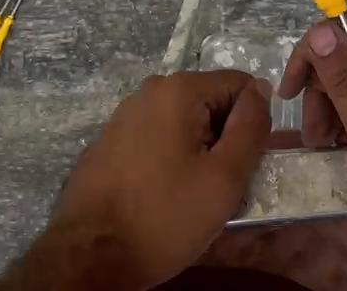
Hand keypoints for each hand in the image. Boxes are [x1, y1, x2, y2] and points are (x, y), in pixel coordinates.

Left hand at [5, 70, 270, 289]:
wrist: (85, 262)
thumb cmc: (162, 218)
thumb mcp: (224, 178)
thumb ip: (252, 127)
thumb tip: (261, 90)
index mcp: (179, 90)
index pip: (240, 85)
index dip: (250, 123)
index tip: (240, 164)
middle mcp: (150, 91)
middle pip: (210, 102)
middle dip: (221, 137)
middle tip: (216, 184)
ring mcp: (123, 116)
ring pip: (183, 122)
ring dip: (196, 150)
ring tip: (188, 194)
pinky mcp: (107, 143)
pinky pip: (155, 137)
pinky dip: (167, 158)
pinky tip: (159, 196)